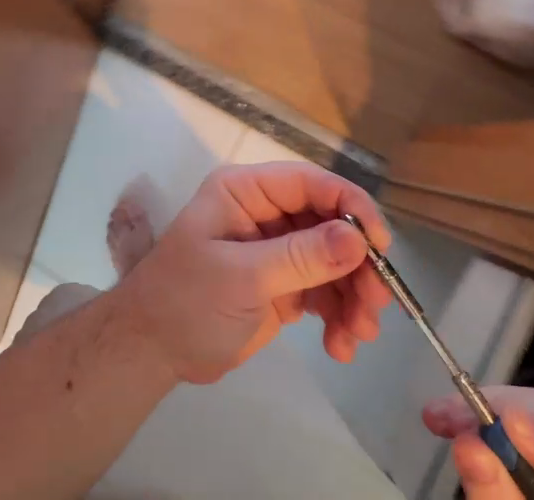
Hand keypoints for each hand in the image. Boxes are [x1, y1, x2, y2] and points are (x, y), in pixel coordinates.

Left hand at [109, 161, 391, 383]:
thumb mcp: (242, 277)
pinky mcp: (283, 286)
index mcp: (244, 192)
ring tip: (357, 336)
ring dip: (355, 297)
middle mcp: (264, 213)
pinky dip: (340, 317)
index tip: (381, 246)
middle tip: (376, 304)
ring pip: (336, 261)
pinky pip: (326, 292)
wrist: (153, 350)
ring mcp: (275, 251)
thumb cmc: (185, 300)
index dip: (351, 206)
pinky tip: (340, 347)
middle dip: (358, 264)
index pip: (309, 182)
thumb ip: (301, 257)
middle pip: (332, 223)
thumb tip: (358, 238)